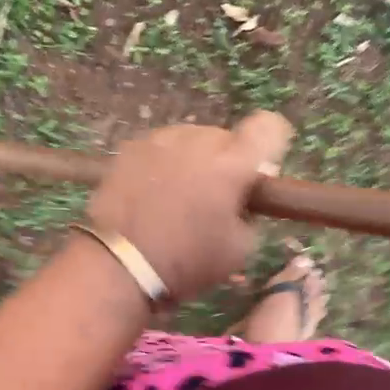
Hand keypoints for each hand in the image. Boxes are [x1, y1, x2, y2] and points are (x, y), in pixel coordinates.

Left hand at [84, 112, 293, 302]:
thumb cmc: (187, 260)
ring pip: (192, 139)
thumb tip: (244, 197)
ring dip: (195, 158)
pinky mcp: (132, 145)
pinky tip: (153, 191)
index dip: (271, 142)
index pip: (268, 126)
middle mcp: (197, 139)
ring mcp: (161, 139)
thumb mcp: (239, 249)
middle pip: (226, 136)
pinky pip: (162, 146)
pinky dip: (165, 162)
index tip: (262, 167)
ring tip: (181, 194)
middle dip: (228, 160)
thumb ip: (251, 212)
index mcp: (232, 163)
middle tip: (218, 194)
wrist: (119, 262)